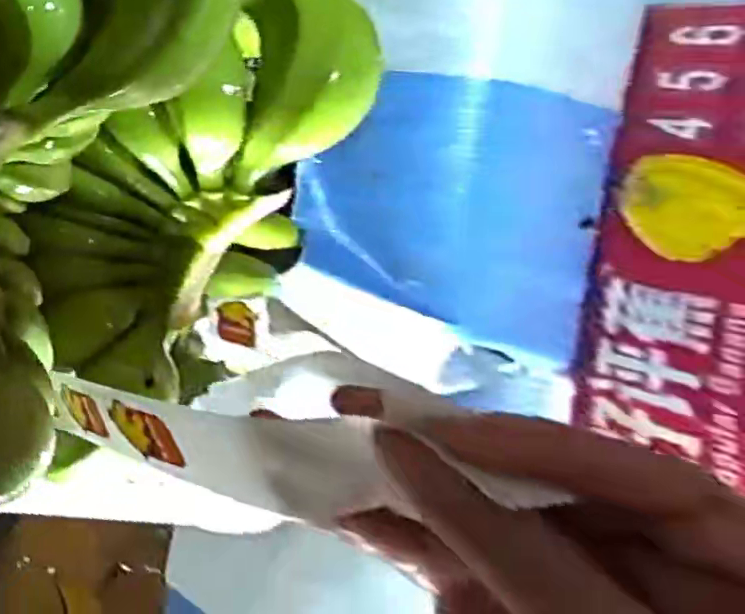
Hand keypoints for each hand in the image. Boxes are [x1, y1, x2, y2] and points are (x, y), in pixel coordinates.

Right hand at [331, 387, 744, 613]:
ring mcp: (565, 584)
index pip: (659, 485)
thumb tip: (393, 442)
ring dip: (387, 483)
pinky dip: (380, 529)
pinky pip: (442, 555)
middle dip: (440, 452)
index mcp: (736, 575)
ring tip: (302, 442)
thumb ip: (512, 548)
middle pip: (542, 489)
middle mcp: (648, 569)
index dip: (552, 447)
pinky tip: (317, 496)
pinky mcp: (500, 601)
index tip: (448, 431)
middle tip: (351, 408)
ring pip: (474, 517)